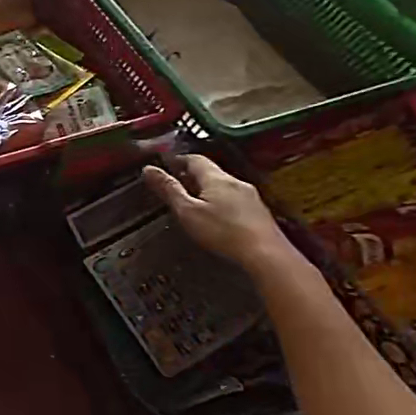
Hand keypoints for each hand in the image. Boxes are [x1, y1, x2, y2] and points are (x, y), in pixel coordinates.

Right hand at [142, 154, 294, 271]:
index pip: (194, 159)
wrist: (266, 255)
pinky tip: (214, 215)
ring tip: (190, 200)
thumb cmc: (223, 232)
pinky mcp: (258, 212)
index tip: (165, 165)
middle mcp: (236, 182)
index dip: (178, 160)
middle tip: (174, 183)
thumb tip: (148, 169)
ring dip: (205, 188)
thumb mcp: (187, 211)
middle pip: (210, 171)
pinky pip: (233, 198)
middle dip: (190, 175)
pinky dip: (219, 200)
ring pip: (222, 185)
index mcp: (217, 179)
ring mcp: (250, 197)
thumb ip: (168, 189)